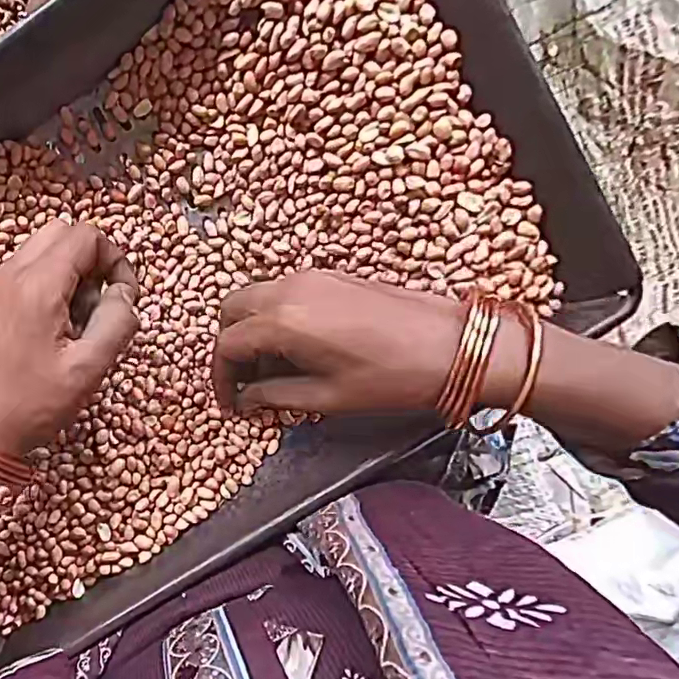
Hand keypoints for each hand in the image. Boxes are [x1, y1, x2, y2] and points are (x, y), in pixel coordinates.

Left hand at [0, 220, 140, 454]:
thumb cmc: (30, 405)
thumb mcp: (87, 368)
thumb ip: (117, 322)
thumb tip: (125, 295)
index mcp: (35, 285)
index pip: (86, 236)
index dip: (116, 260)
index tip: (124, 298)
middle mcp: (10, 274)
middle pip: (63, 233)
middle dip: (93, 261)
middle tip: (102, 305)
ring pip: (46, 250)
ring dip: (73, 273)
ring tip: (79, 323)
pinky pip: (30, 272)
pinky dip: (52, 285)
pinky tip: (57, 329)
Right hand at [211, 270, 518, 413]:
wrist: (456, 344)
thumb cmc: (393, 377)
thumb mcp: (327, 397)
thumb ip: (274, 396)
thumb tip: (246, 400)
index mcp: (283, 321)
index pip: (228, 345)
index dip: (222, 378)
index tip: (231, 403)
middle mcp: (288, 289)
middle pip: (231, 312)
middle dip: (230, 347)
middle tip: (245, 382)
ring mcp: (310, 277)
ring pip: (255, 298)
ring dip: (251, 330)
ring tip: (271, 369)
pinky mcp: (330, 275)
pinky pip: (282, 292)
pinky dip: (274, 317)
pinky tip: (296, 347)